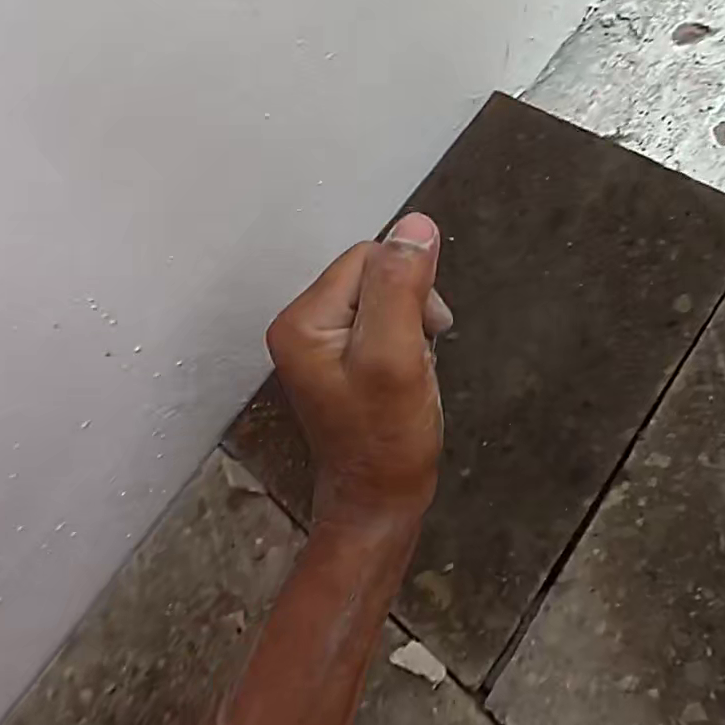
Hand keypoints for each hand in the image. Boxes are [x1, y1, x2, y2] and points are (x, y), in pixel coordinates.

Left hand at [265, 212, 453, 525]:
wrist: (383, 498)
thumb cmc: (388, 437)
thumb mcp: (395, 355)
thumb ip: (401, 287)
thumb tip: (416, 225)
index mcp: (304, 319)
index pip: (370, 257)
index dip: (409, 285)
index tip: (421, 330)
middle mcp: (306, 324)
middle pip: (377, 273)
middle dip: (413, 303)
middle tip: (420, 349)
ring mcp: (325, 342)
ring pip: (388, 294)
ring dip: (415, 320)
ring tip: (417, 362)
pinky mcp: (347, 356)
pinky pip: (388, 318)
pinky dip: (411, 336)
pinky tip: (412, 366)